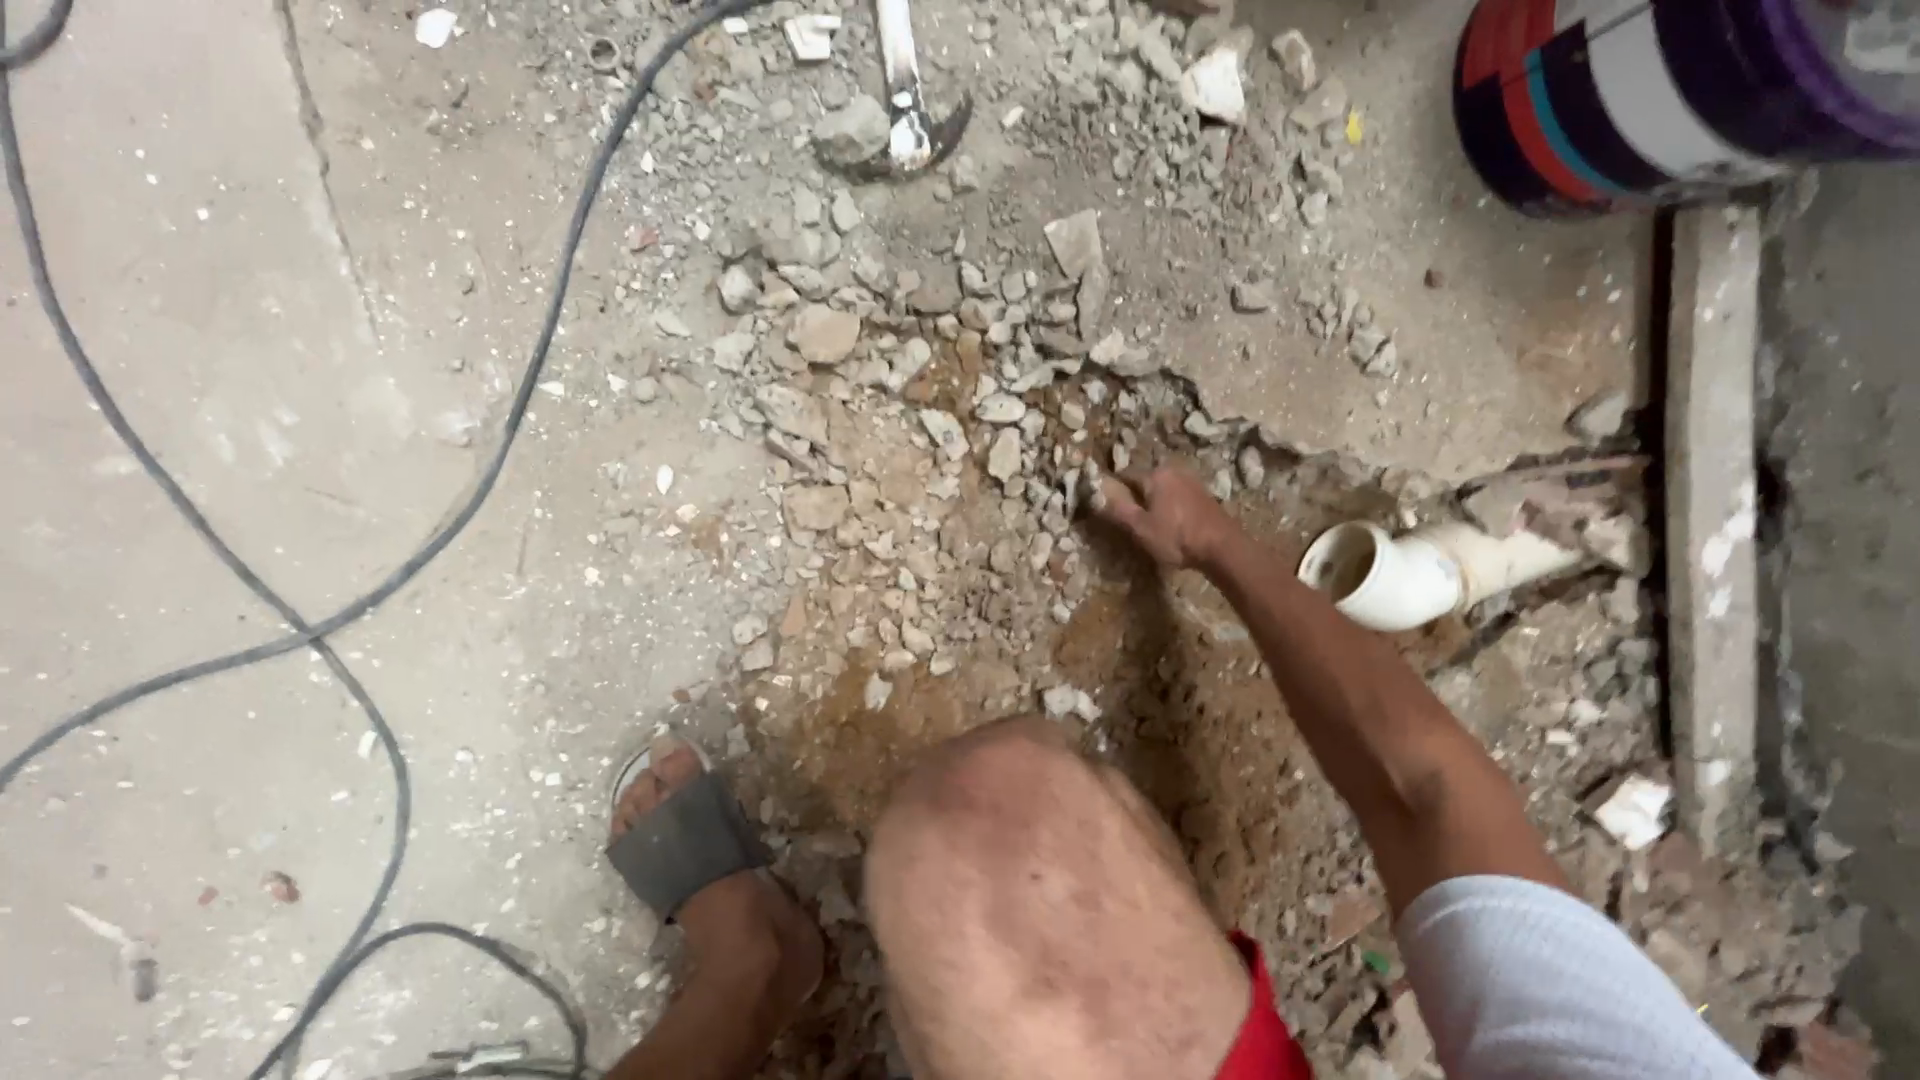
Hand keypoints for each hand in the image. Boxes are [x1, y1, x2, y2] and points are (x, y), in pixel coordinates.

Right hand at [1091, 467, 1238, 570]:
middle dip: (1138, 496)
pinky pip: (1178, 495)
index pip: (1126, 475)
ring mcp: (1192, 480)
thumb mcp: (1140, 528)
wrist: (1222, 547)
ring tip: (1154, 523)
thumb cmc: (1176, 537)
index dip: (1116, 491)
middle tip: (1134, 520)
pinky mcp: (1204, 493)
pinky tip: (1173, 523)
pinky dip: (1172, 505)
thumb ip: (1117, 509)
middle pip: (1146, 480)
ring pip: (1164, 488)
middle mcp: (1173, 470)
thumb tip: (1097, 493)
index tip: (1112, 507)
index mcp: (1155, 474)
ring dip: (1156, 501)